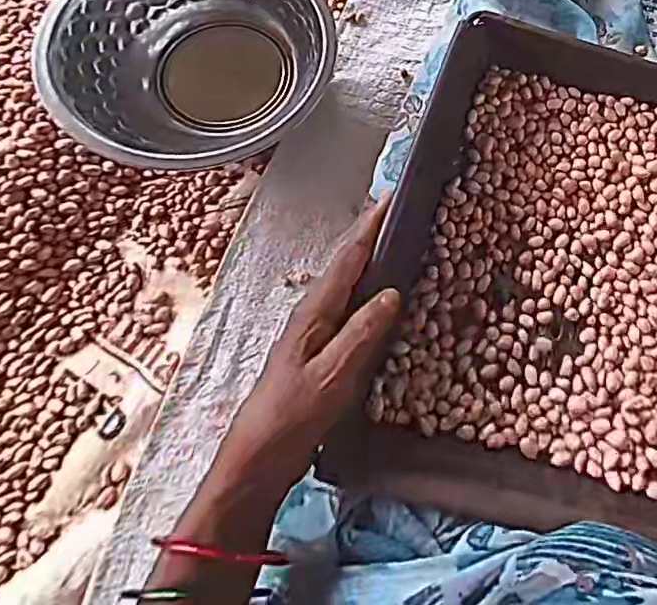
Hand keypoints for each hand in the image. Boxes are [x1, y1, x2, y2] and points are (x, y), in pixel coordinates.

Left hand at [213, 200, 401, 497]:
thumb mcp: (331, 376)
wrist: (256, 459)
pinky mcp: (322, 348)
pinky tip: (383, 295)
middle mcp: (315, 311)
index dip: (370, 225)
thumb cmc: (292, 416)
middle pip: (348, 261)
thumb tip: (392, 292)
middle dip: (371, 231)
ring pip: (349, 281)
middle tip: (400, 209)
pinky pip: (351, 304)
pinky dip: (369, 286)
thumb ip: (360, 334)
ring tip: (397, 240)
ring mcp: (316, 329)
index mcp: (315, 310)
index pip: (348, 256)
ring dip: (370, 255)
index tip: (392, 196)